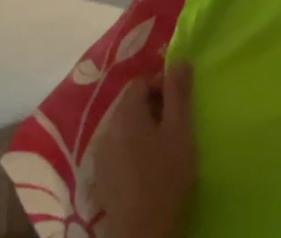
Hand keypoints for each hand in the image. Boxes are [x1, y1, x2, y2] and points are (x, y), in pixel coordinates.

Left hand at [91, 62, 195, 237]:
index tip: (180, 103)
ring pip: (123, 125)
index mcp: (125, 113)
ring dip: (143, 126)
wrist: (143, 229)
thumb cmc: (166, 174)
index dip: (162, 85)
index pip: (140, 82)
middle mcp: (107, 128)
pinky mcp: (101, 174)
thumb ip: (178, 92)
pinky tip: (148, 163)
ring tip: (164, 144)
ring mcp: (101, 153)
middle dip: (153, 105)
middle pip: (129, 103)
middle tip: (176, 123)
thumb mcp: (180, 129)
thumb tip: (179, 59)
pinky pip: (118, 146)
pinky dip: (133, 146)